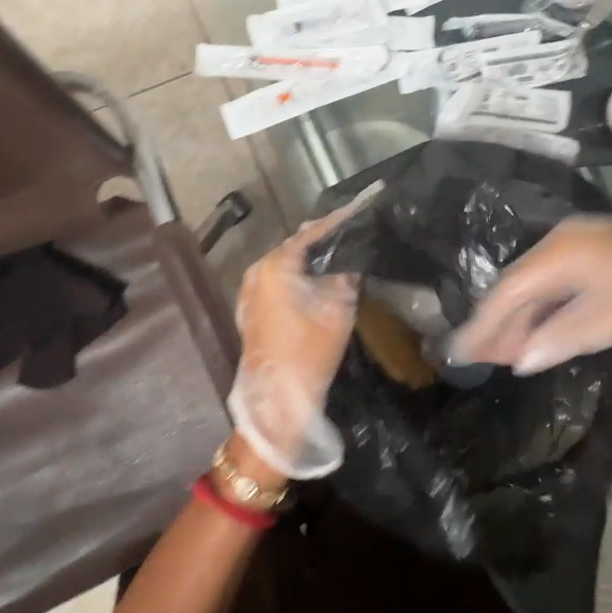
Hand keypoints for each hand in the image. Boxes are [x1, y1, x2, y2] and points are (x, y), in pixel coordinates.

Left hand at [227, 205, 363, 479]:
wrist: (276, 403)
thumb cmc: (309, 353)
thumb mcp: (338, 309)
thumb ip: (346, 274)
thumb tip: (353, 257)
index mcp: (275, 265)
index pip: (312, 233)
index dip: (338, 221)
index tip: (361, 209)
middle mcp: (257, 271)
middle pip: (296, 246)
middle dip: (324, 239)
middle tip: (355, 231)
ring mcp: (250, 291)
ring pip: (287, 264)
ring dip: (312, 259)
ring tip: (343, 252)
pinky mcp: (252, 309)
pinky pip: (280, 281)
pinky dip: (300, 276)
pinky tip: (320, 280)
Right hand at [447, 216, 611, 373]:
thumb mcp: (609, 322)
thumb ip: (561, 339)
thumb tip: (520, 360)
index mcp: (559, 254)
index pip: (508, 290)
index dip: (484, 323)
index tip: (461, 351)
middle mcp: (558, 242)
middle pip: (516, 285)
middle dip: (497, 324)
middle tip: (478, 359)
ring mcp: (573, 245)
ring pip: (532, 285)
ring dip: (517, 319)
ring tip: (502, 354)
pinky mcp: (587, 254)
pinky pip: (550, 283)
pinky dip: (538, 310)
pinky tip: (534, 333)